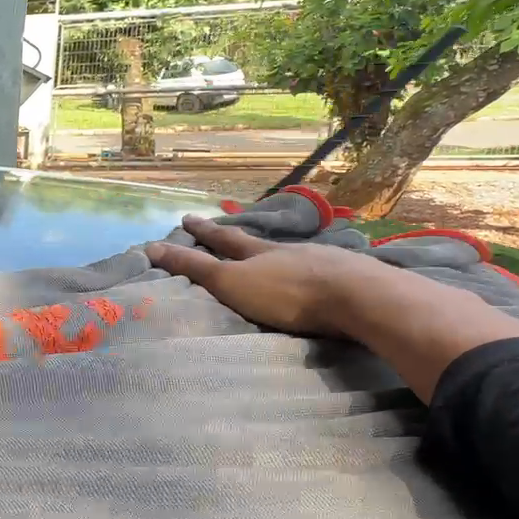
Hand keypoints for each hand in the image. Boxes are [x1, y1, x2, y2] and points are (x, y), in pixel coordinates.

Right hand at [145, 215, 394, 336]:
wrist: (368, 300)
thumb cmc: (288, 292)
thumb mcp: (230, 281)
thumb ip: (194, 267)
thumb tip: (150, 246)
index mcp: (259, 252)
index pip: (223, 238)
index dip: (202, 230)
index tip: (186, 218)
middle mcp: (292, 250)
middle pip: (262, 243)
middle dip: (243, 240)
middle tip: (232, 230)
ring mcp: (328, 261)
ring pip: (297, 255)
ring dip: (283, 257)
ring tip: (278, 259)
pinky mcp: (359, 278)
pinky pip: (328, 270)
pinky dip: (317, 272)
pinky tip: (322, 276)